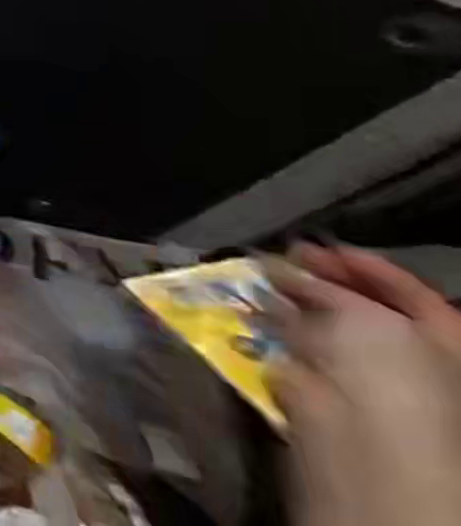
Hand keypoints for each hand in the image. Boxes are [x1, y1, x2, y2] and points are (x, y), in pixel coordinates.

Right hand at [270, 246, 460, 525]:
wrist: (365, 441)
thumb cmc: (389, 373)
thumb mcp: (363, 317)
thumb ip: (322, 287)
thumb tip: (282, 267)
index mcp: (447, 341)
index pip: (412, 293)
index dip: (364, 266)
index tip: (315, 245)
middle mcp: (416, 358)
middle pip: (363, 309)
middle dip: (317, 283)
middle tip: (277, 260)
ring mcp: (367, 376)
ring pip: (324, 329)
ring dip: (286, 304)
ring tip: (251, 282)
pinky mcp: (323, 388)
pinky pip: (296, 350)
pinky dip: (271, 331)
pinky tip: (246, 314)